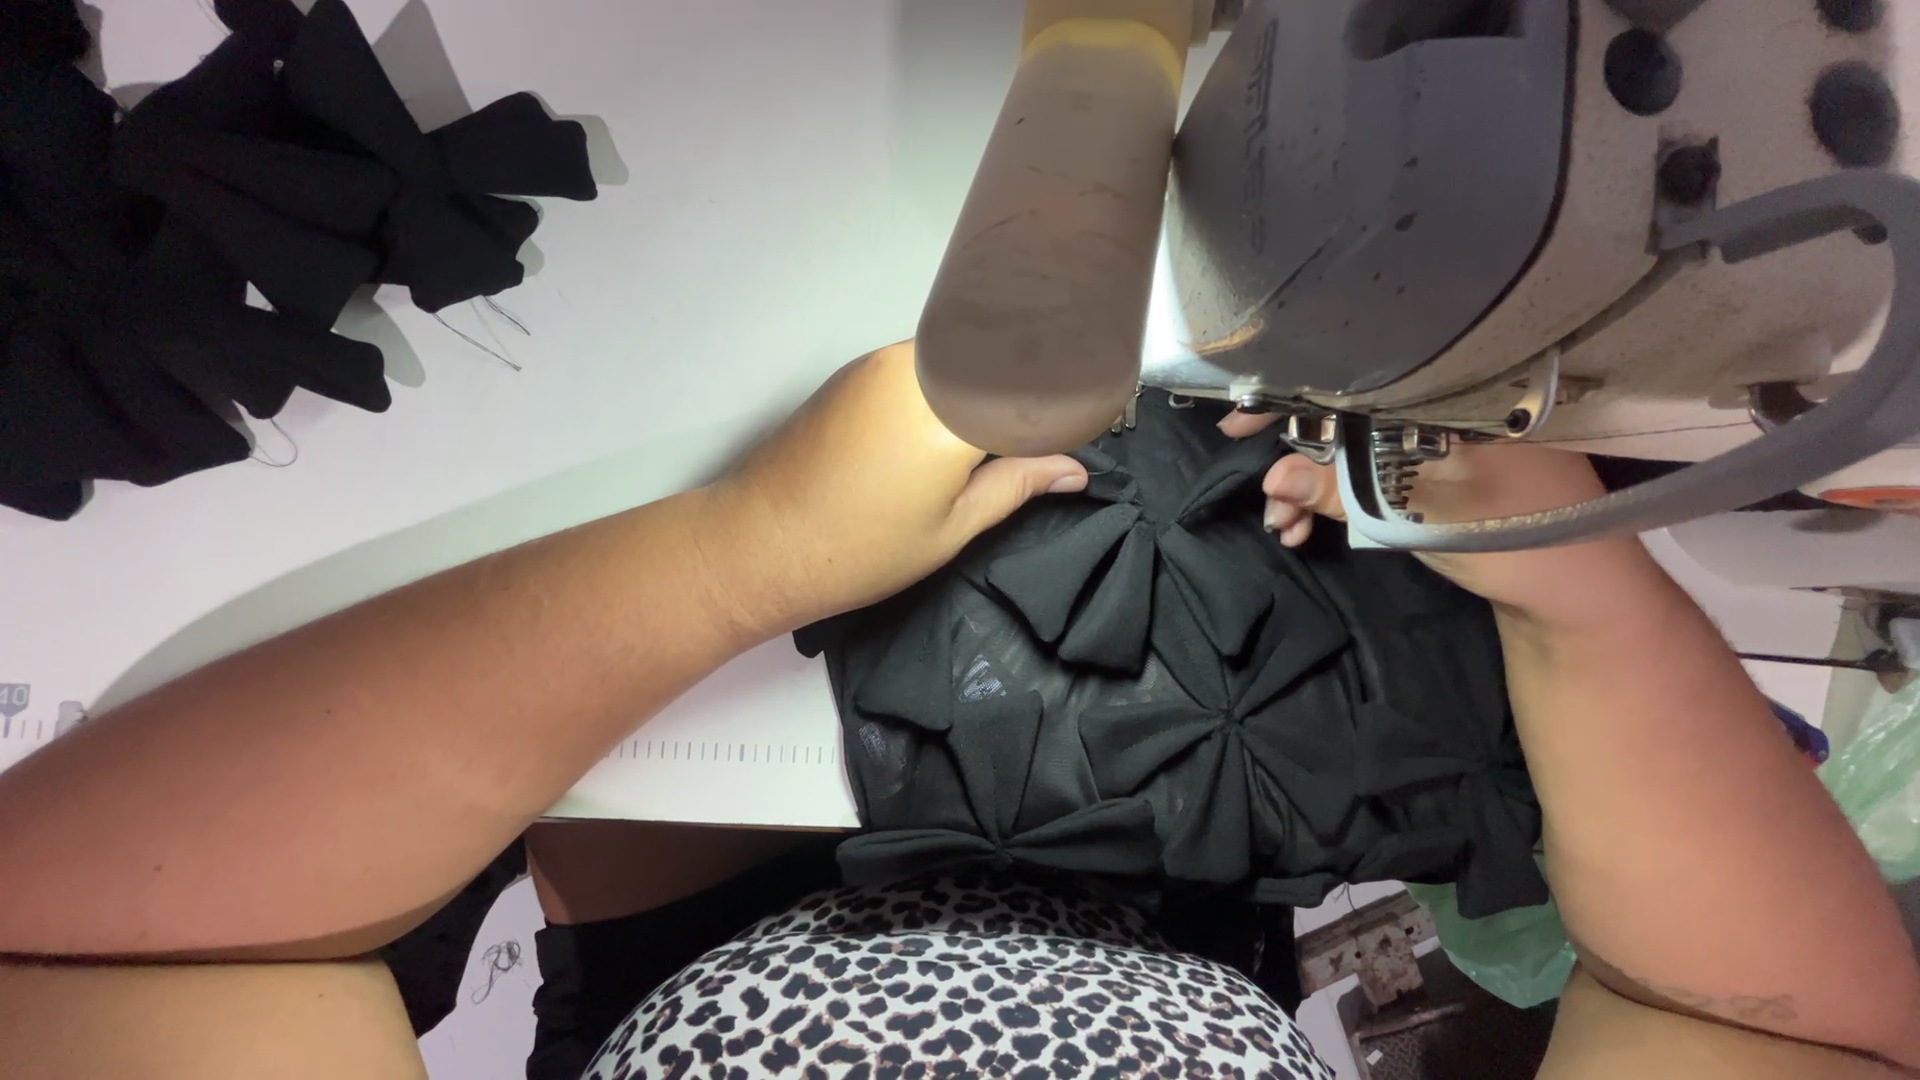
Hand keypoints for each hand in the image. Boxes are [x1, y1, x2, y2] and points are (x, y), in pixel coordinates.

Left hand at [702, 342, 1088, 634]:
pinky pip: (930, 357)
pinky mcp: (860, 368)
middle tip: (1056, 420)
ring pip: (966, 350)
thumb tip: (1074, 470)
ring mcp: (885, 362)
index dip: (1074, 403)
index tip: (1097, 412)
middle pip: (1004, 354)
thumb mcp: (951, 529)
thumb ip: (1016, 485)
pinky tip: (963, 413)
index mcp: (953, 415)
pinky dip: (960, 376)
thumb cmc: (860, 550)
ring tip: (1010, 422)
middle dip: (1039, 381)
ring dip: (997, 377)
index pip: (1037, 390)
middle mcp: (922, 370)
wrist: (760, 540)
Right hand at [1219, 411, 1667, 629]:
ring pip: (1350, 451)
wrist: (1572, 589)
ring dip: (1309, 490)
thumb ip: (1341, 492)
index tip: (1239, 421)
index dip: (1291, 400)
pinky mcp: (1431, 469)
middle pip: (1343, 418)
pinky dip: (1336, 499)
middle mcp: (1438, 403)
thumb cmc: (1509, 534)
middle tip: (1263, 496)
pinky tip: (1304, 528)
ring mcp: (1434, 438)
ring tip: (1282, 529)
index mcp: (1447, 391)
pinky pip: (1368, 472)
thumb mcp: (1414, 513)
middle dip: (1295, 461)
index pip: (1352, 381)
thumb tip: (1270, 480)